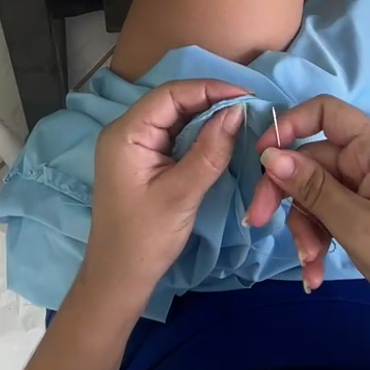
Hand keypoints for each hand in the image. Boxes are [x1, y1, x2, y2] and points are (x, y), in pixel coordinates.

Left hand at [79, 79, 248, 304]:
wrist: (118, 280)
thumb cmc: (145, 239)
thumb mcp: (182, 194)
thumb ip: (210, 151)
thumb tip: (238, 112)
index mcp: (126, 132)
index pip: (171, 94)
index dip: (209, 89)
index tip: (247, 94)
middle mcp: (126, 131)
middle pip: (172, 102)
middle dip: (211, 99)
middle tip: (251, 105)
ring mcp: (134, 145)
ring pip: (175, 117)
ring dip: (207, 115)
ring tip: (242, 116)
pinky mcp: (143, 160)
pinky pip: (173, 135)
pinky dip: (198, 133)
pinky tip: (221, 135)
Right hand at [245, 95, 369, 343]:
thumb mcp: (355, 225)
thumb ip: (310, 186)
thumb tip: (270, 153)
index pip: (326, 112)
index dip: (290, 126)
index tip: (262, 157)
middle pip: (314, 160)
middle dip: (288, 194)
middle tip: (258, 221)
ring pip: (320, 192)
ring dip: (306, 225)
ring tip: (309, 263)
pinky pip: (335, 215)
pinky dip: (322, 238)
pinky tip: (316, 271)